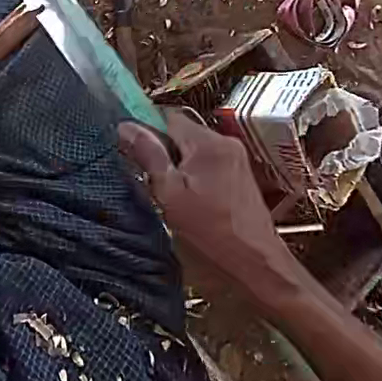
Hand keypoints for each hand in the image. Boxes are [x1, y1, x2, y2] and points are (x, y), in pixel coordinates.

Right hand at [117, 111, 311, 308]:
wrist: (255, 263)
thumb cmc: (210, 233)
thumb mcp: (169, 195)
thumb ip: (149, 156)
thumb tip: (126, 126)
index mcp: (207, 142)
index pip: (167, 117)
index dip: (148, 132)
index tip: (137, 155)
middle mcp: (226, 141)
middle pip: (183, 133)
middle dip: (165, 152)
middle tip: (154, 182)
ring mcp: (237, 157)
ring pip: (196, 149)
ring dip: (181, 165)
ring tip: (173, 196)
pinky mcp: (242, 174)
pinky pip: (210, 162)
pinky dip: (197, 175)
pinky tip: (193, 201)